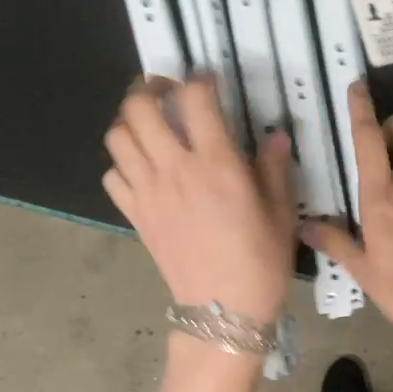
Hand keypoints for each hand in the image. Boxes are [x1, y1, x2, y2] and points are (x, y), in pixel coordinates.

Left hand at [103, 77, 294, 325]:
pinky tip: (142, 169)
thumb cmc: (260, 264)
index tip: (209, 82)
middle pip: (138, 106)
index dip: (199, 80)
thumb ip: (274, 170)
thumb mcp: (280, 215)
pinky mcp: (135, 215)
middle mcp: (174, 168)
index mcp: (216, 164)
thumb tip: (274, 138)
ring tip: (149, 125)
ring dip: (129, 121)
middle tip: (166, 93)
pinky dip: (121, 163)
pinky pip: (112, 175)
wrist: (223, 311)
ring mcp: (148, 191)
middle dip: (149, 88)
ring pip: (117, 135)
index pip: (195, 98)